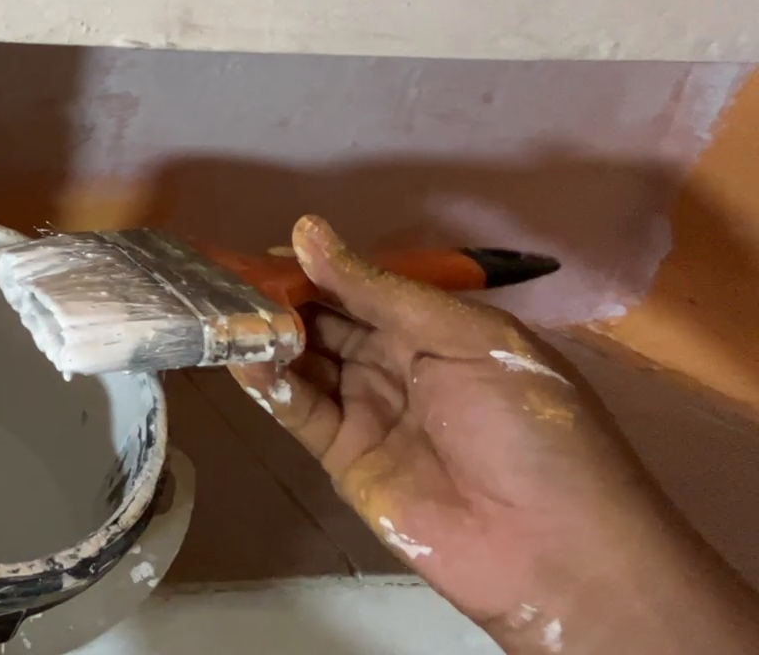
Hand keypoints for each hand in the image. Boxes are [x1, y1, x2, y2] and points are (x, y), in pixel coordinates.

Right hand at [232, 215, 758, 654]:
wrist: (556, 552)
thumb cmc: (527, 426)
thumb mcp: (464, 339)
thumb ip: (375, 288)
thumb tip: (303, 229)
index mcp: (432, 330)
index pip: (356, 286)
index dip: (310, 267)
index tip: (257, 254)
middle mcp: (392, 362)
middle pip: (321, 319)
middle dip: (277, 299)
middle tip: (224, 281)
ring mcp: (363, 406)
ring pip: (300, 359)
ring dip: (266, 337)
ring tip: (226, 316)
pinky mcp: (338, 450)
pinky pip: (295, 406)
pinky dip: (267, 382)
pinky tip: (245, 360)